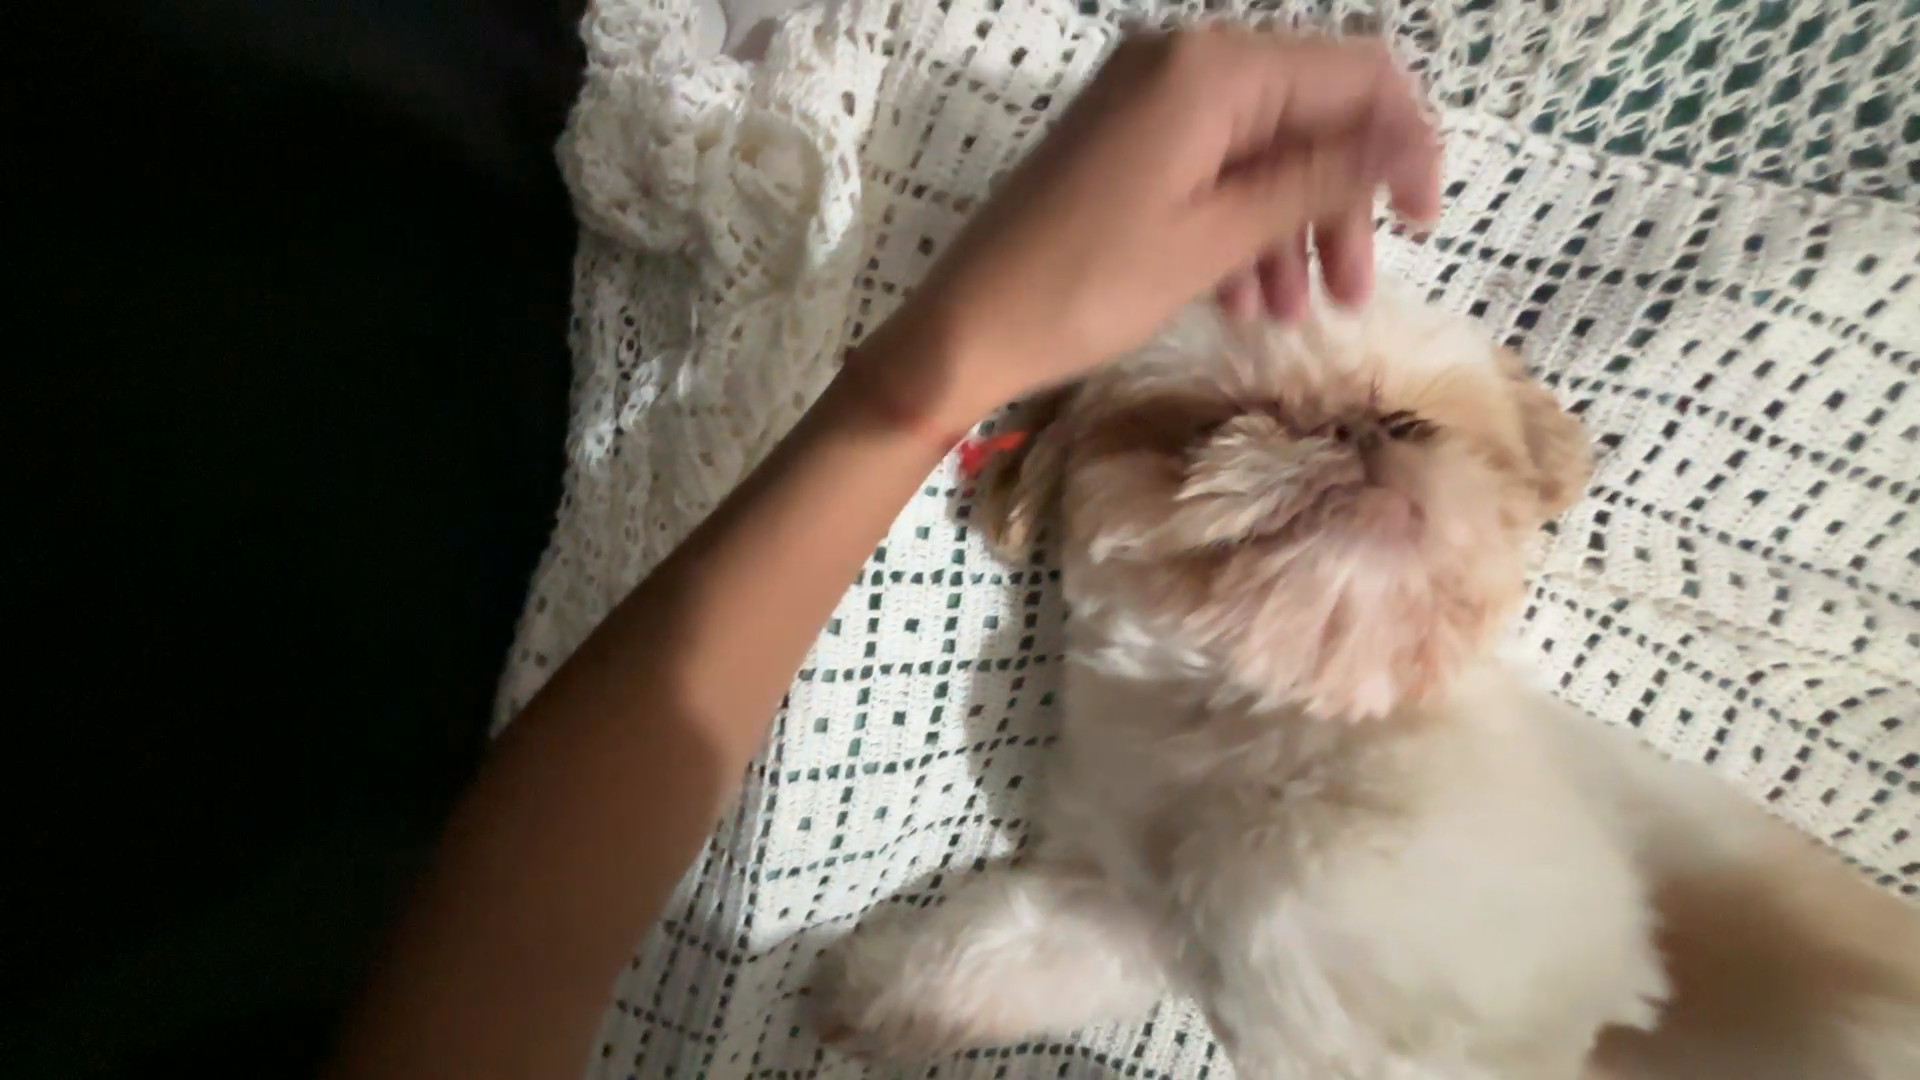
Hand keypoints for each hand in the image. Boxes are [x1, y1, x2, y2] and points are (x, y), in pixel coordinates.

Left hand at [849, 26, 1441, 441]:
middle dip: (1335, 207)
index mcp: (1209, 67)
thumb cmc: (1084, 290)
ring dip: (1283, 232)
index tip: (1423, 226)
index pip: (1352, 75)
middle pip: (1300, 120)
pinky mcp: (1116, 154)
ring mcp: (1140, 109)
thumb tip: (1403, 142)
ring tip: (1291, 316)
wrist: (966, 329)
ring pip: (1249, 158)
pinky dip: (1229, 232)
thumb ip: (1314, 181)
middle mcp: (1177, 65)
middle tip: (1349, 296)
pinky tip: (1241, 298)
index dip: (1403, 146)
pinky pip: (1198, 178)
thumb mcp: (1211, 240)